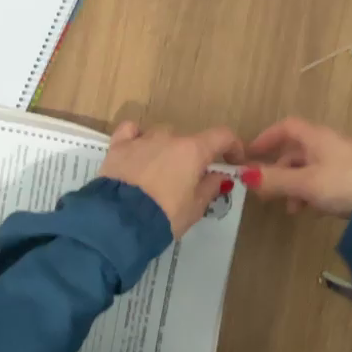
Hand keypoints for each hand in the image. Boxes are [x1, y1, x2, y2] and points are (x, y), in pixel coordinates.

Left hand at [99, 122, 242, 237]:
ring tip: (158, 173)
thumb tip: (219, 176)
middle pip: (188, 140)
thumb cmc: (166, 216)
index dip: (232, 146)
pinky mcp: (118, 146)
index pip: (222, 136)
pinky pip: (131, 131)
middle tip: (186, 181)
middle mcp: (169, 138)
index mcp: (193, 151)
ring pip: (160, 136)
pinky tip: (137, 150)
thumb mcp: (195, 208)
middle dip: (191, 157)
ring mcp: (142, 139)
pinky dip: (137, 136)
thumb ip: (210, 187)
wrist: (121, 221)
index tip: (232, 160)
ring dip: (165, 150)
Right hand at [241, 117, 351, 217]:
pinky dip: (310, 192)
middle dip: (278, 170)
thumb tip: (243, 175)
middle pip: (296, 151)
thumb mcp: (304, 183)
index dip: (267, 137)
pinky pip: (323, 180)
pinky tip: (311, 211)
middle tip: (266, 190)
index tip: (251, 154)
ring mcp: (342, 161)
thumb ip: (274, 179)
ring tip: (291, 209)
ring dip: (294, 186)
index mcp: (317, 137)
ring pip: (308, 168)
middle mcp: (329, 144)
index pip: (287, 127)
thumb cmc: (342, 184)